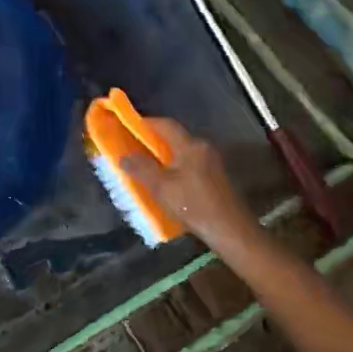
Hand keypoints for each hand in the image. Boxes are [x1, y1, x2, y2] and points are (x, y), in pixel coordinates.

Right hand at [121, 118, 258, 247]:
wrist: (229, 229)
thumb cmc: (193, 205)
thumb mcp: (161, 187)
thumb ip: (141, 168)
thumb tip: (123, 155)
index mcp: (190, 146)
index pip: (165, 124)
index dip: (146, 122)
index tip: (128, 126)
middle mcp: (203, 147)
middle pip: (174, 136)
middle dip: (153, 139)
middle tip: (133, 146)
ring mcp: (211, 161)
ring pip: (181, 150)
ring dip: (163, 154)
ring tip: (145, 163)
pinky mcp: (214, 175)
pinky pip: (189, 162)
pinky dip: (173, 164)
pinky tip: (165, 179)